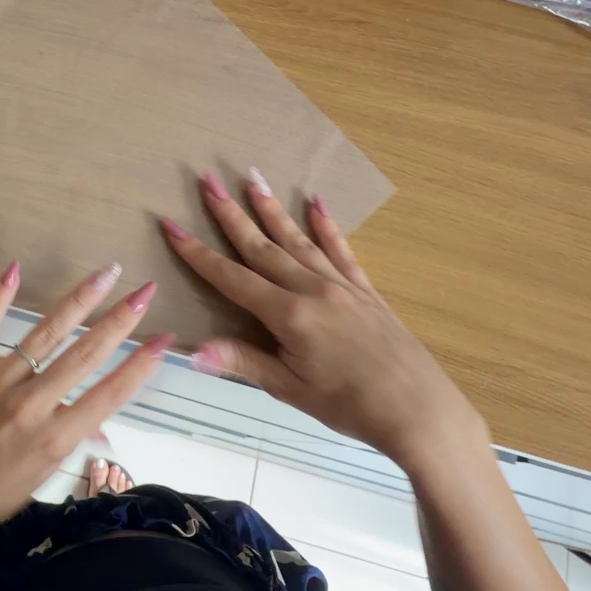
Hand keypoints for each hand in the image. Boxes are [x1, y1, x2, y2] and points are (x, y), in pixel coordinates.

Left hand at [0, 262, 170, 543]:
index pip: (109, 393)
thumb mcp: (47, 473)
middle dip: (120, 320)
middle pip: (84, 355)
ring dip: (80, 301)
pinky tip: (15, 269)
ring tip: (106, 275)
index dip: (140, 365)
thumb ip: (73, 435)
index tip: (164, 339)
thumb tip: (98, 415)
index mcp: (55, 437)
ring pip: (45, 334)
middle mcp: (30, 405)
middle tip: (146, 292)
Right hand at [161, 171, 485, 469]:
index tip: (171, 225)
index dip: (197, 253)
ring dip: (271, 209)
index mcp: (288, 314)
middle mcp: (312, 289)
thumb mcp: (289, 388)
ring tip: (252, 179)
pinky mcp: (364, 291)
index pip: (231, 277)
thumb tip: (191, 352)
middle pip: (262, 246)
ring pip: (298, 239)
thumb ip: (242, 362)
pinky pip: (341, 250)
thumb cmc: (348, 405)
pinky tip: (316, 202)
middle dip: (230, 213)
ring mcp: (341, 286)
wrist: (419, 411)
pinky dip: (327, 225)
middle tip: (207, 181)